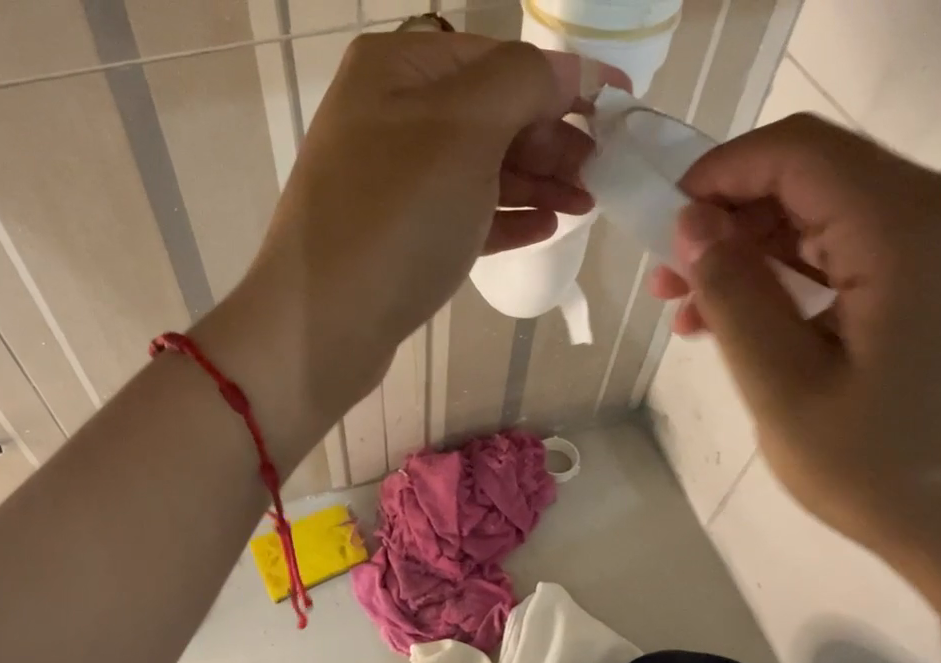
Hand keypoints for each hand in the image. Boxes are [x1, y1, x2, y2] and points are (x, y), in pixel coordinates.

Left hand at [230, 31, 624, 426]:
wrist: (321, 326)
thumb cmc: (395, 218)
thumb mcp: (465, 131)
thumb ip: (523, 84)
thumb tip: (567, 71)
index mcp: (397, 69)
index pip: (497, 59)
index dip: (561, 81)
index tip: (619, 108)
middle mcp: (388, 115)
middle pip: (489, 115)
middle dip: (550, 140)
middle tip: (600, 172)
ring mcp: (388, 181)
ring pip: (479, 169)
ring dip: (537, 183)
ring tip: (585, 204)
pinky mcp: (395, 238)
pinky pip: (461, 215)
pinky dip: (505, 218)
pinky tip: (546, 227)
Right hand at [650, 115, 940, 562]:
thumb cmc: (887, 474)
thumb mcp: (785, 390)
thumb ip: (734, 295)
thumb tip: (691, 223)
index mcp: (914, 229)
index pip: (799, 153)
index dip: (717, 175)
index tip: (658, 228)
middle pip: (819, 176)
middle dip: (732, 219)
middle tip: (668, 286)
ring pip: (836, 213)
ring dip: (759, 252)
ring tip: (697, 315)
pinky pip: (864, 251)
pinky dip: (800, 276)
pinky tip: (753, 326)